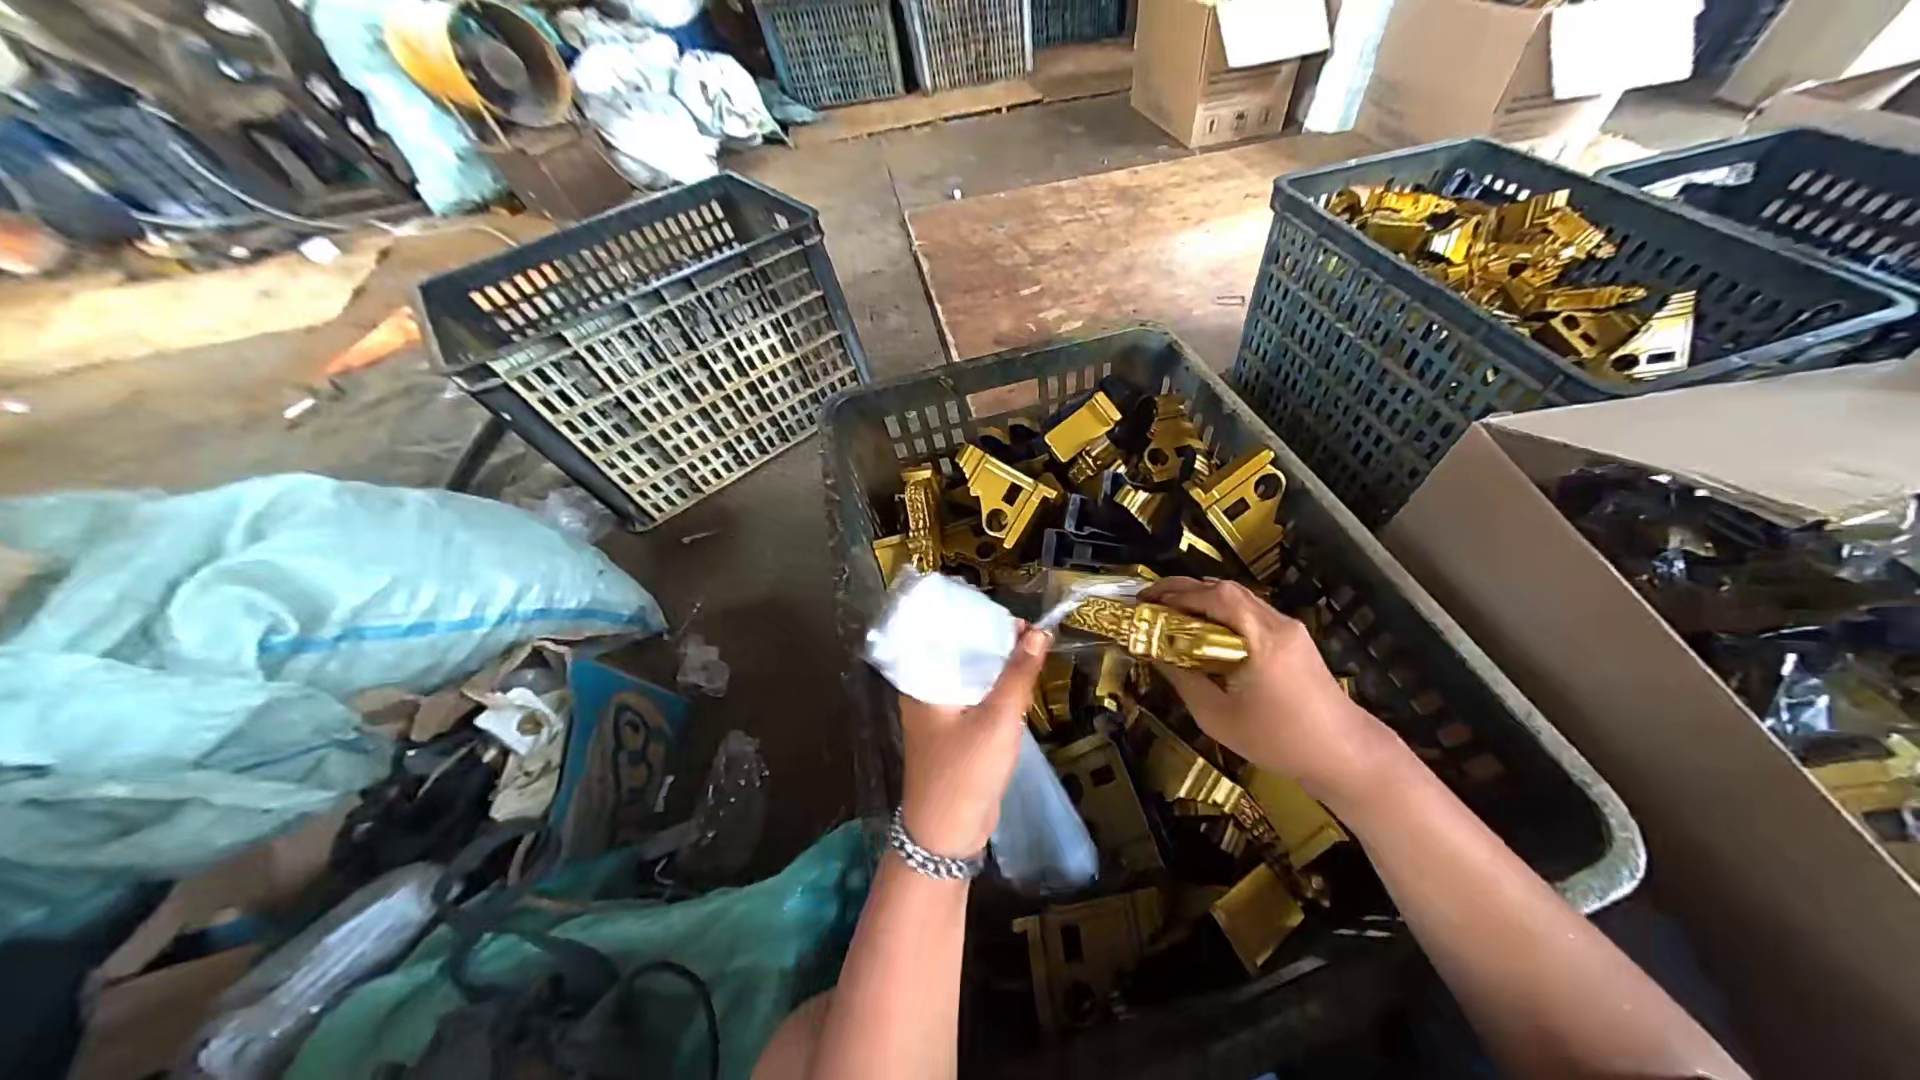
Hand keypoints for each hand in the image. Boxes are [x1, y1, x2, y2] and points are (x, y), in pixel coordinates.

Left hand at [896, 626, 1051, 856]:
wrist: (948, 836)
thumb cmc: (966, 772)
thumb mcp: (998, 719)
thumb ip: (1018, 674)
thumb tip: (1038, 633)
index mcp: (923, 682)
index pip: (947, 635)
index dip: (981, 622)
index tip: (1018, 620)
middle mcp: (926, 692)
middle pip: (961, 655)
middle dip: (995, 643)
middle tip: (1032, 636)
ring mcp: (940, 714)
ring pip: (972, 678)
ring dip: (999, 667)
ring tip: (1032, 654)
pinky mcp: (955, 733)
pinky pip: (976, 699)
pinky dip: (997, 690)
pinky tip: (1020, 686)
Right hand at [1142, 577, 1405, 803]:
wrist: (1345, 755)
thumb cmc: (1281, 741)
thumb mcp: (1218, 717)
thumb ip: (1184, 680)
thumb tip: (1155, 655)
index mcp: (1262, 640)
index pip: (1216, 597)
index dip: (1177, 593)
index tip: (1146, 602)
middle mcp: (1278, 624)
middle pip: (1226, 589)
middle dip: (1184, 590)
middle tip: (1150, 602)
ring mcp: (1290, 629)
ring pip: (1239, 598)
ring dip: (1203, 600)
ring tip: (1170, 613)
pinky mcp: (1294, 640)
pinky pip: (1250, 613)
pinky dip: (1221, 613)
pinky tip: (1202, 630)